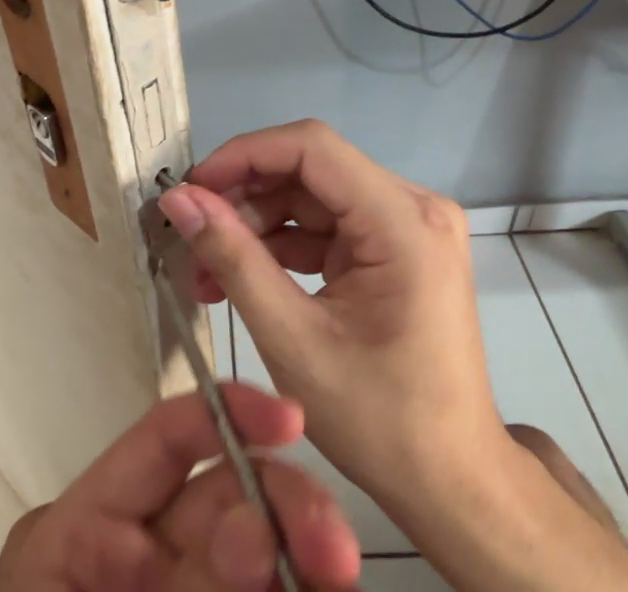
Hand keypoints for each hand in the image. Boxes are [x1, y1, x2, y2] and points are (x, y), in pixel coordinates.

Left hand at [0, 382, 360, 590]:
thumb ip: (184, 591)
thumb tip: (255, 530)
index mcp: (81, 538)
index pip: (160, 443)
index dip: (224, 416)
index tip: (289, 421)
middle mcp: (140, 555)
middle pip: (230, 496)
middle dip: (285, 509)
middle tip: (331, 555)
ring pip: (268, 552)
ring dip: (309, 560)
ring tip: (334, 579)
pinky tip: (326, 591)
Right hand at [157, 119, 508, 510]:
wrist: (449, 479)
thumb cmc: (380, 420)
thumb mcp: (292, 339)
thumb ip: (232, 260)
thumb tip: (177, 200)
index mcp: (404, 223)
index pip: (311, 147)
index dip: (242, 156)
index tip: (189, 191)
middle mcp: (415, 209)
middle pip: (310, 171)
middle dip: (242, 201)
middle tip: (188, 242)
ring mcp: (409, 229)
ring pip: (312, 199)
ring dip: (255, 228)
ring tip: (205, 275)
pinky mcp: (397, 252)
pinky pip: (327, 229)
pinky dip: (281, 249)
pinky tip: (240, 281)